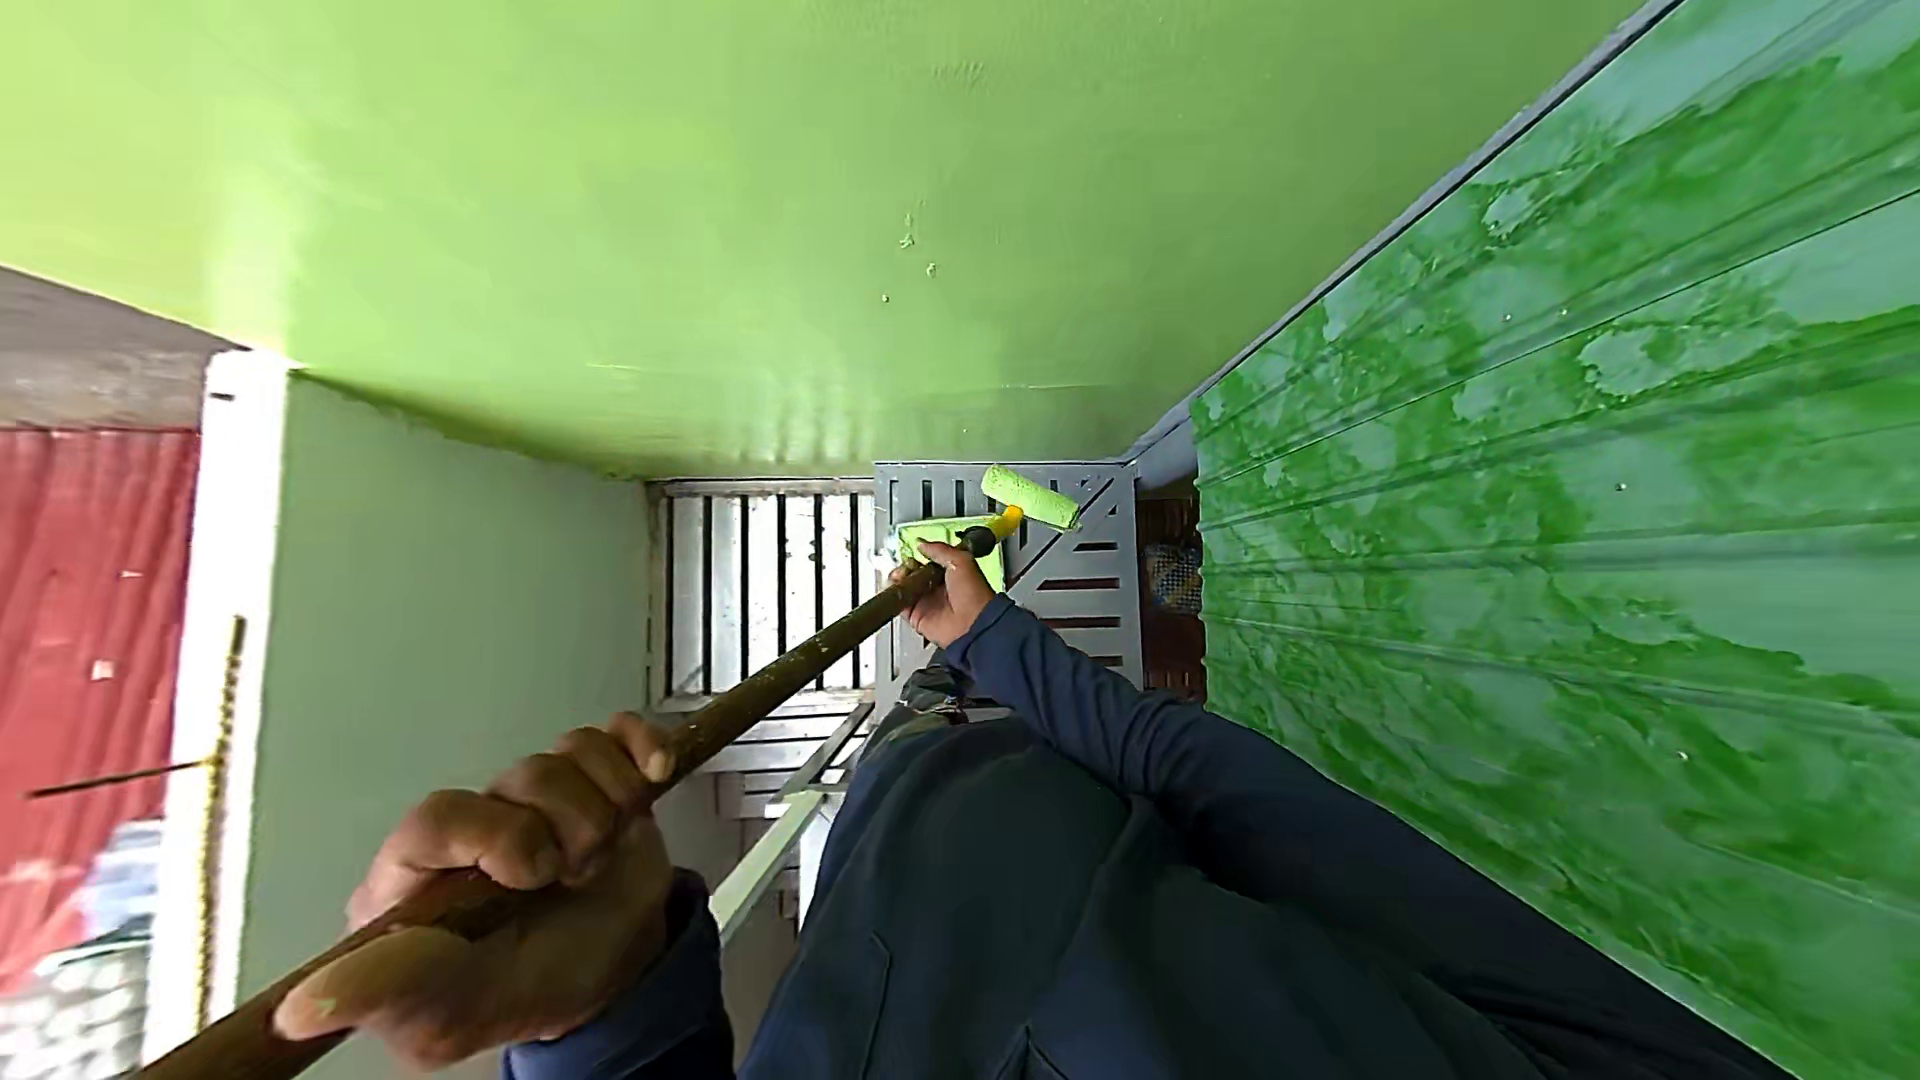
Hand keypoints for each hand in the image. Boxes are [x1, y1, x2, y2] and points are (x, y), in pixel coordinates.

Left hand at [272, 713, 679, 1068]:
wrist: (611, 962)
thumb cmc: (527, 987)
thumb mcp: (453, 1011)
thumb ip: (396, 991)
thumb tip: (304, 1008)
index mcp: (427, 871)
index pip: (440, 814)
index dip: (497, 833)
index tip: (536, 874)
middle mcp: (484, 818)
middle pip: (527, 774)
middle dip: (574, 827)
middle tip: (580, 874)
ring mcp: (548, 790)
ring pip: (577, 750)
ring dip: (613, 801)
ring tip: (611, 847)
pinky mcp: (603, 771)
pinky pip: (620, 730)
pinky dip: (644, 745)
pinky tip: (656, 773)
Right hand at [891, 540, 994, 648]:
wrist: (972, 622)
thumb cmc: (974, 593)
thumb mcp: (960, 560)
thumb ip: (940, 550)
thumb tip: (922, 543)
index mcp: (950, 574)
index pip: (928, 561)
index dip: (919, 556)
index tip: (914, 551)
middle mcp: (937, 588)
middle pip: (913, 573)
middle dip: (906, 566)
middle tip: (907, 565)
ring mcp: (927, 602)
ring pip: (904, 587)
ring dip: (898, 578)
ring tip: (901, 574)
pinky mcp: (917, 616)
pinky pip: (900, 604)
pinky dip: (895, 595)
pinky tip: (897, 586)